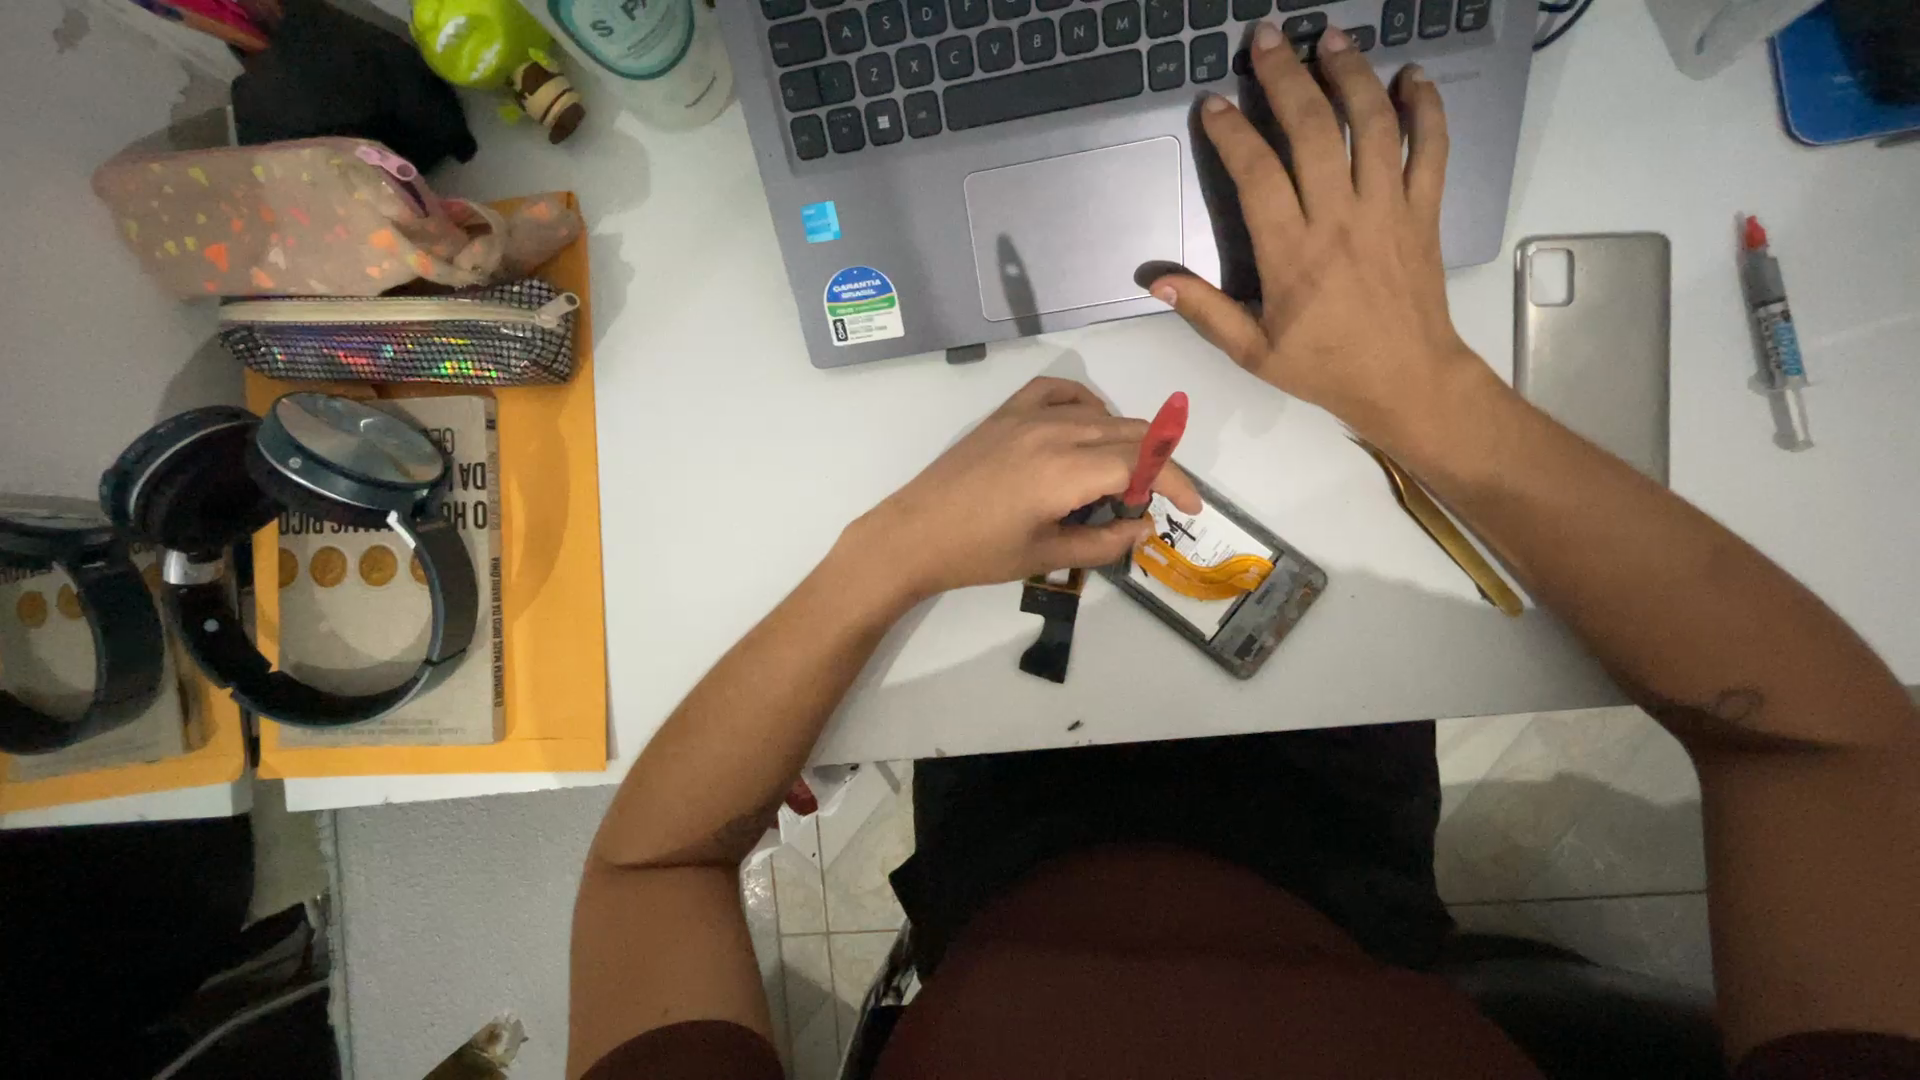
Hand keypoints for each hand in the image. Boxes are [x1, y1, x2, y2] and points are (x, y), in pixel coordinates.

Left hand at [849, 377, 1202, 598]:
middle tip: (1155, 499)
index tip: (1191, 506)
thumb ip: (1105, 541)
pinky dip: (1085, 404)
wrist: (913, 534)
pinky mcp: (1005, 413)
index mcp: (1067, 470)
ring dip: (1124, 438)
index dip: (1175, 482)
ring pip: (1099, 413)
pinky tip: (1086, 427)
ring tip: (1121, 475)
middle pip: (1129, 432)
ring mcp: (1027, 416)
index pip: (1142, 462)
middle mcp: (1054, 432)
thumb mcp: (1047, 555)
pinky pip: (1058, 391)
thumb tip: (1145, 526)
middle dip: (1156, 463)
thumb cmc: (978, 554)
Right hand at [1148, 24, 1485, 445]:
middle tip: (1267, 38)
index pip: (1257, 176)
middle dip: (1286, 78)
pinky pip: (1430, 148)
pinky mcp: (1424, 210)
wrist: (1405, 379)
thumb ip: (1206, 311)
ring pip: (1371, 126)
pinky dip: (1425, 108)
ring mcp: (1388, 209)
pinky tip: (1411, 77)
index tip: (1213, 103)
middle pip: (1312, 131)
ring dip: (1351, 74)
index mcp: (1291, 253)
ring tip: (1331, 37)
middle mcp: (1339, 218)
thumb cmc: (1322, 366)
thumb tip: (1157, 281)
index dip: (1233, 134)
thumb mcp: (1252, 350)